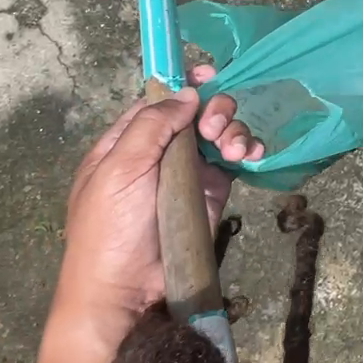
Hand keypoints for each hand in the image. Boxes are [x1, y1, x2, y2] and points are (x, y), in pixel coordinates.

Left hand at [53, 67, 265, 330]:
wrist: (130, 290)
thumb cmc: (111, 230)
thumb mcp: (118, 172)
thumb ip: (151, 126)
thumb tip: (188, 92)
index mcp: (127, 143)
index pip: (158, 100)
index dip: (183, 83)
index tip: (209, 72)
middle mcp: (161, 150)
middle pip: (197, 108)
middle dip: (215, 108)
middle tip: (215, 129)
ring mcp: (190, 168)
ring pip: (222, 127)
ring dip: (234, 128)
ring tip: (234, 150)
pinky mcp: (215, 185)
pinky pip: (238, 154)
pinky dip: (249, 146)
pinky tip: (251, 155)